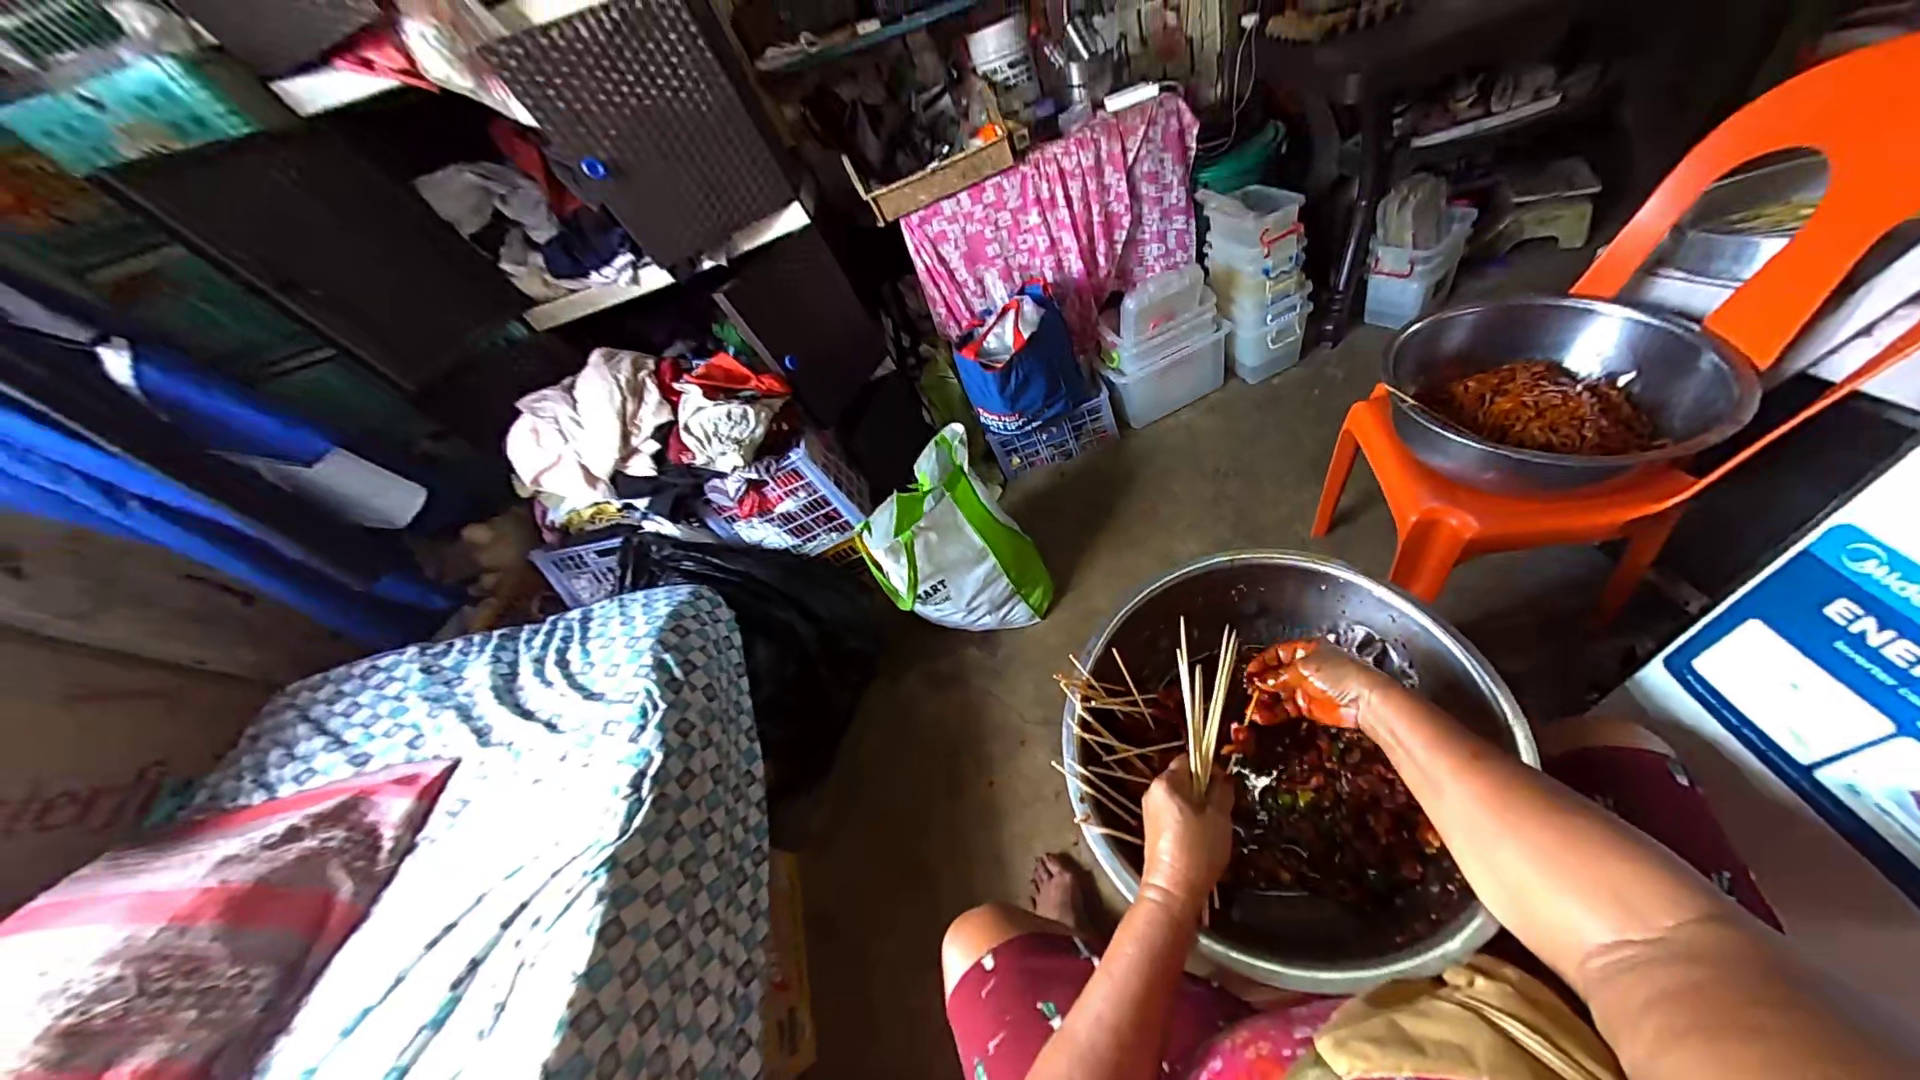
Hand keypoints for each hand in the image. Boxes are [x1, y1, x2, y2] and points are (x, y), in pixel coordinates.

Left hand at [1138, 754, 1232, 918]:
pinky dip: (1188, 816)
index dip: (1209, 766)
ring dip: (1197, 803)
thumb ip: (1222, 790)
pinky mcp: (1152, 826)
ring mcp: (1150, 809)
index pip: (1188, 759)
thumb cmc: (1198, 849)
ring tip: (1214, 823)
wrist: (1172, 889)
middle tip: (1223, 806)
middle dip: (1204, 787)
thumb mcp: (1219, 817)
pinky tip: (1201, 835)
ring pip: (1179, 795)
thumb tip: (1223, 775)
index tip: (1225, 783)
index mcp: (1166, 782)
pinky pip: (1172, 811)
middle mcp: (1153, 790)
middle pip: (1182, 777)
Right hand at [1247, 639, 1395, 728]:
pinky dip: (1273, 713)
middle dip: (1261, 683)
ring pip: (1278, 693)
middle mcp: (1304, 668)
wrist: (1365, 701)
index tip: (1248, 672)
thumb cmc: (1339, 674)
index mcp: (1305, 651)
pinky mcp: (1308, 706)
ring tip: (1253, 708)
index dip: (1261, 662)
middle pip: (1275, 674)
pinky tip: (1262, 717)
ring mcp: (1306, 687)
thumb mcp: (1304, 668)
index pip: (1276, 653)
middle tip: (1249, 692)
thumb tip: (1259, 681)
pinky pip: (1285, 708)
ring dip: (1264, 700)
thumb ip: (1278, 675)